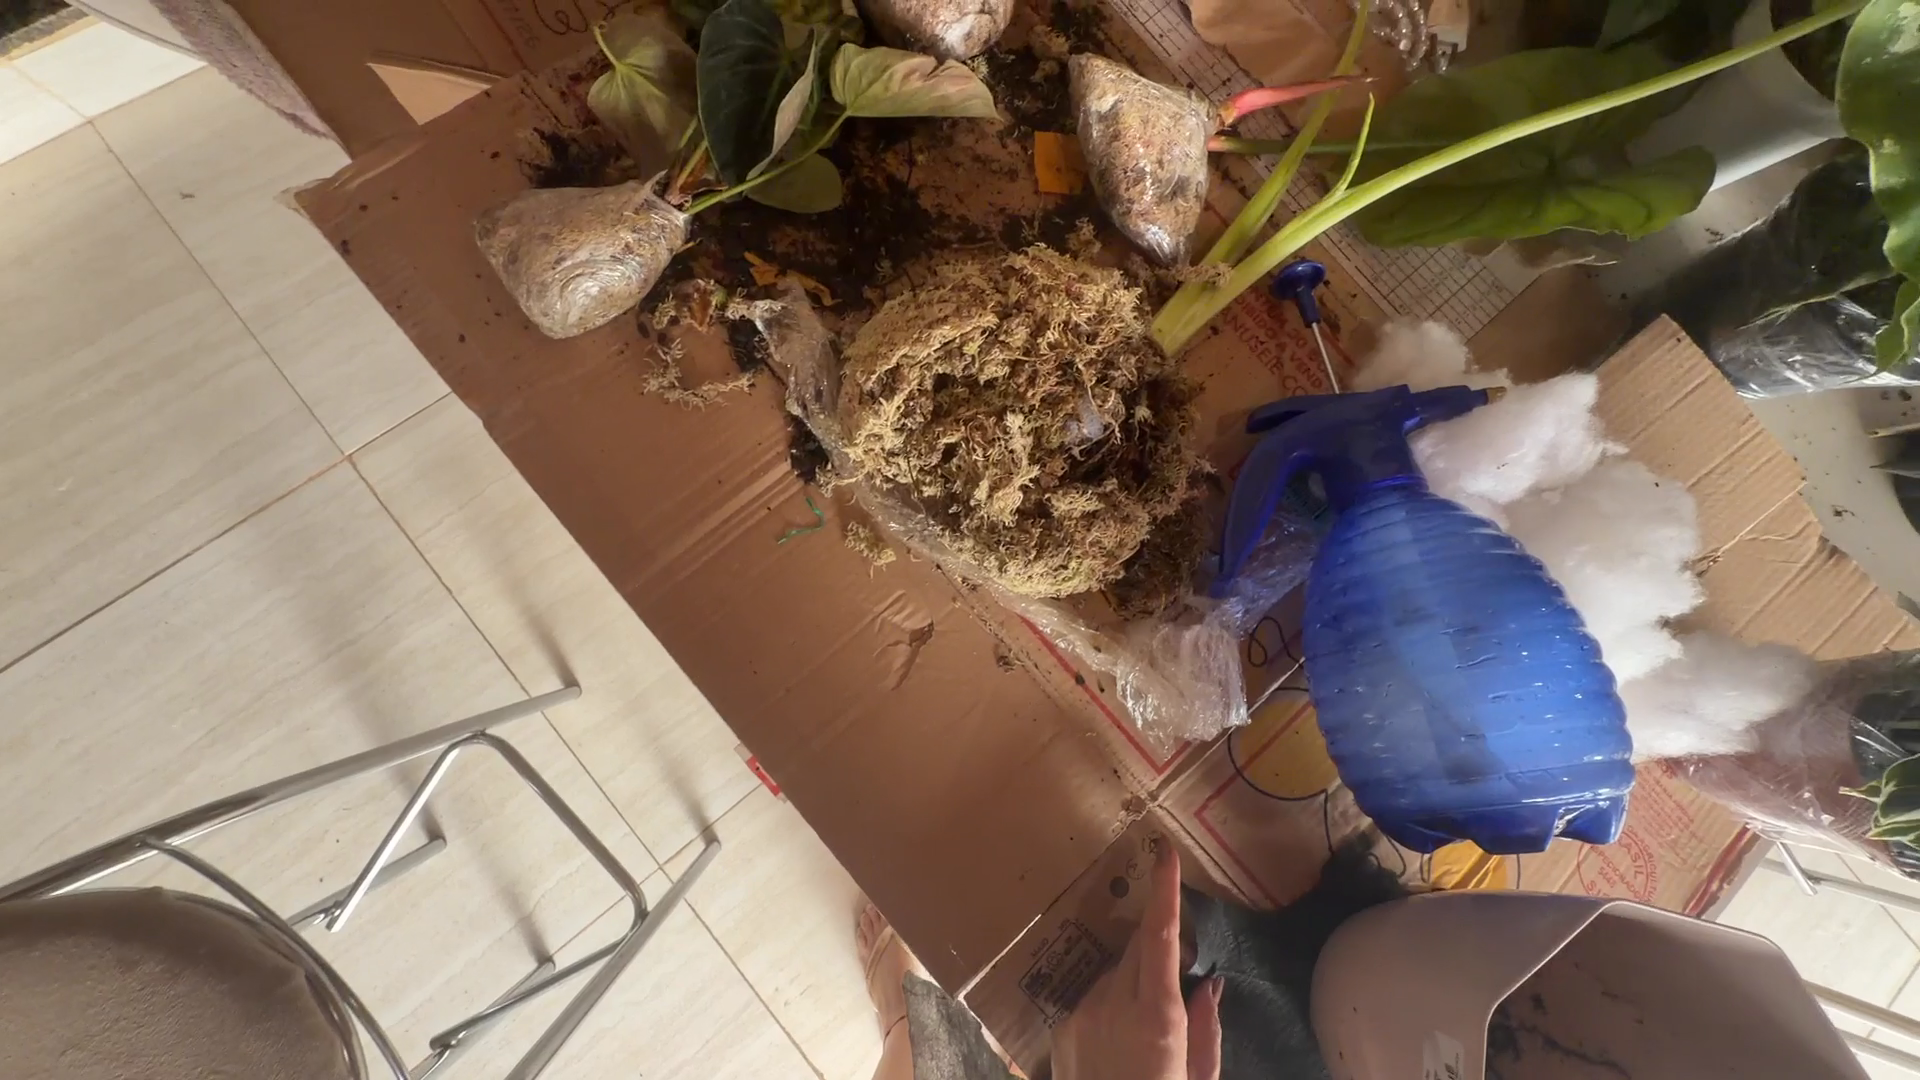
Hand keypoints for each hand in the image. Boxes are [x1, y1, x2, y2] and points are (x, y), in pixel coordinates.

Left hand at [1051, 841, 1222, 1079]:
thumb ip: (1204, 1029)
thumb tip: (1205, 983)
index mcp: (1157, 1020)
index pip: (1159, 938)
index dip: (1164, 892)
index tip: (1165, 853)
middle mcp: (1113, 1004)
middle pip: (1136, 947)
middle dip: (1156, 946)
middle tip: (1175, 975)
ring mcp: (1081, 1013)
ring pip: (1113, 973)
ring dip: (1132, 984)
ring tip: (1142, 1036)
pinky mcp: (1061, 1026)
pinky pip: (1092, 997)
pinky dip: (1110, 1005)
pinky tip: (1117, 1048)